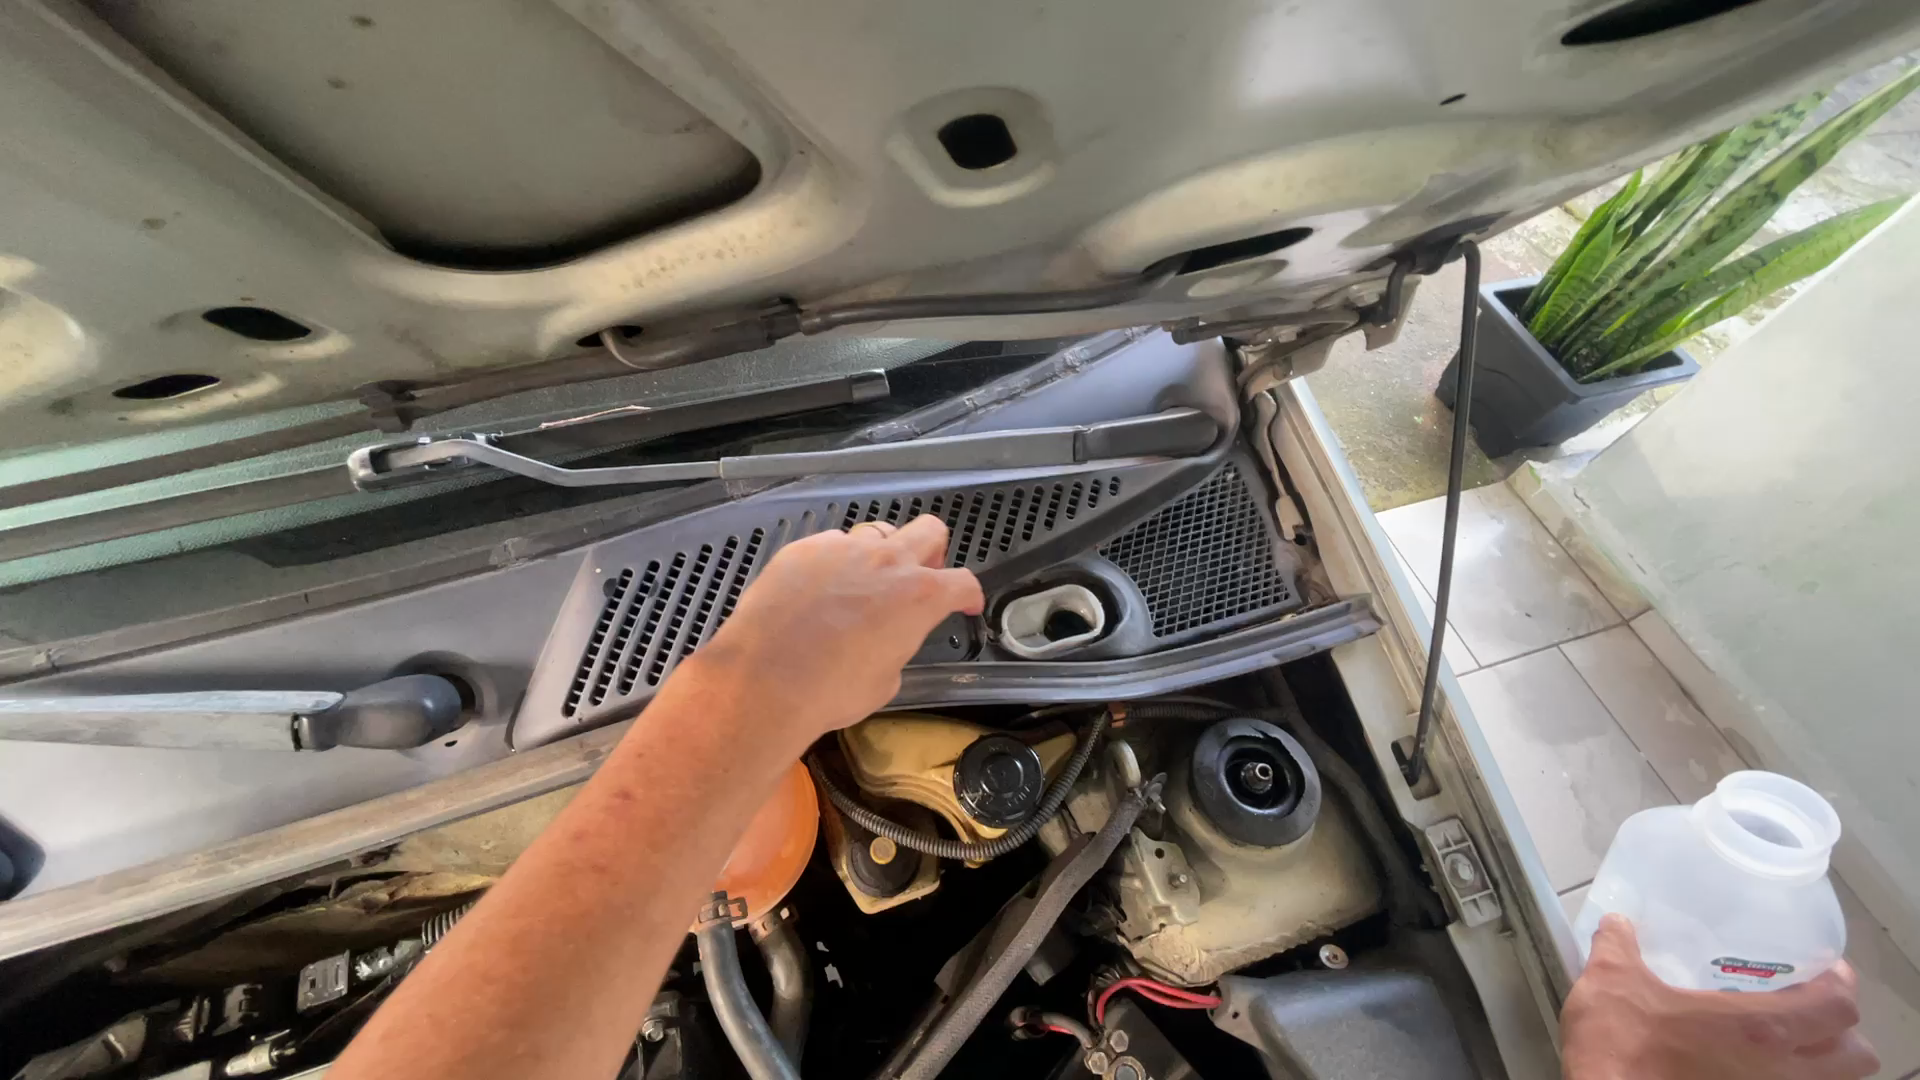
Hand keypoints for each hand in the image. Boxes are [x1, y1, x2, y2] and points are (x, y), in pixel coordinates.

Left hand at [679, 515, 983, 752]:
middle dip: (933, 551)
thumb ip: (898, 644)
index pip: (964, 582)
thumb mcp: (886, 680)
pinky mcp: (804, 549)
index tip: (965, 604)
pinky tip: (818, 591)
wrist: (765, 681)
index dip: (969, 595)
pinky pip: (831, 545)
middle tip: (920, 575)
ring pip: (876, 533)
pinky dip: (835, 563)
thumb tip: (886, 638)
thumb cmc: (831, 691)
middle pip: (930, 530)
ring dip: (880, 554)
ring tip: (862, 583)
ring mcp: (843, 548)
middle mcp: (887, 561)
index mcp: (919, 596)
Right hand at [1562, 915, 1876, 1079]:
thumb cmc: (1621, 1034)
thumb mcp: (1610, 975)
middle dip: (1842, 1028)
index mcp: (1758, 1027)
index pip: (1835, 1008)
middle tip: (1803, 1002)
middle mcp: (1784, 1067)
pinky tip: (1749, 1060)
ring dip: (1823, 1057)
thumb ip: (1618, 942)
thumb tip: (1620, 922)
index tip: (1822, 965)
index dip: (1839, 983)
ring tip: (1782, 1035)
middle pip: (1859, 1055)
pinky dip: (1791, 1074)